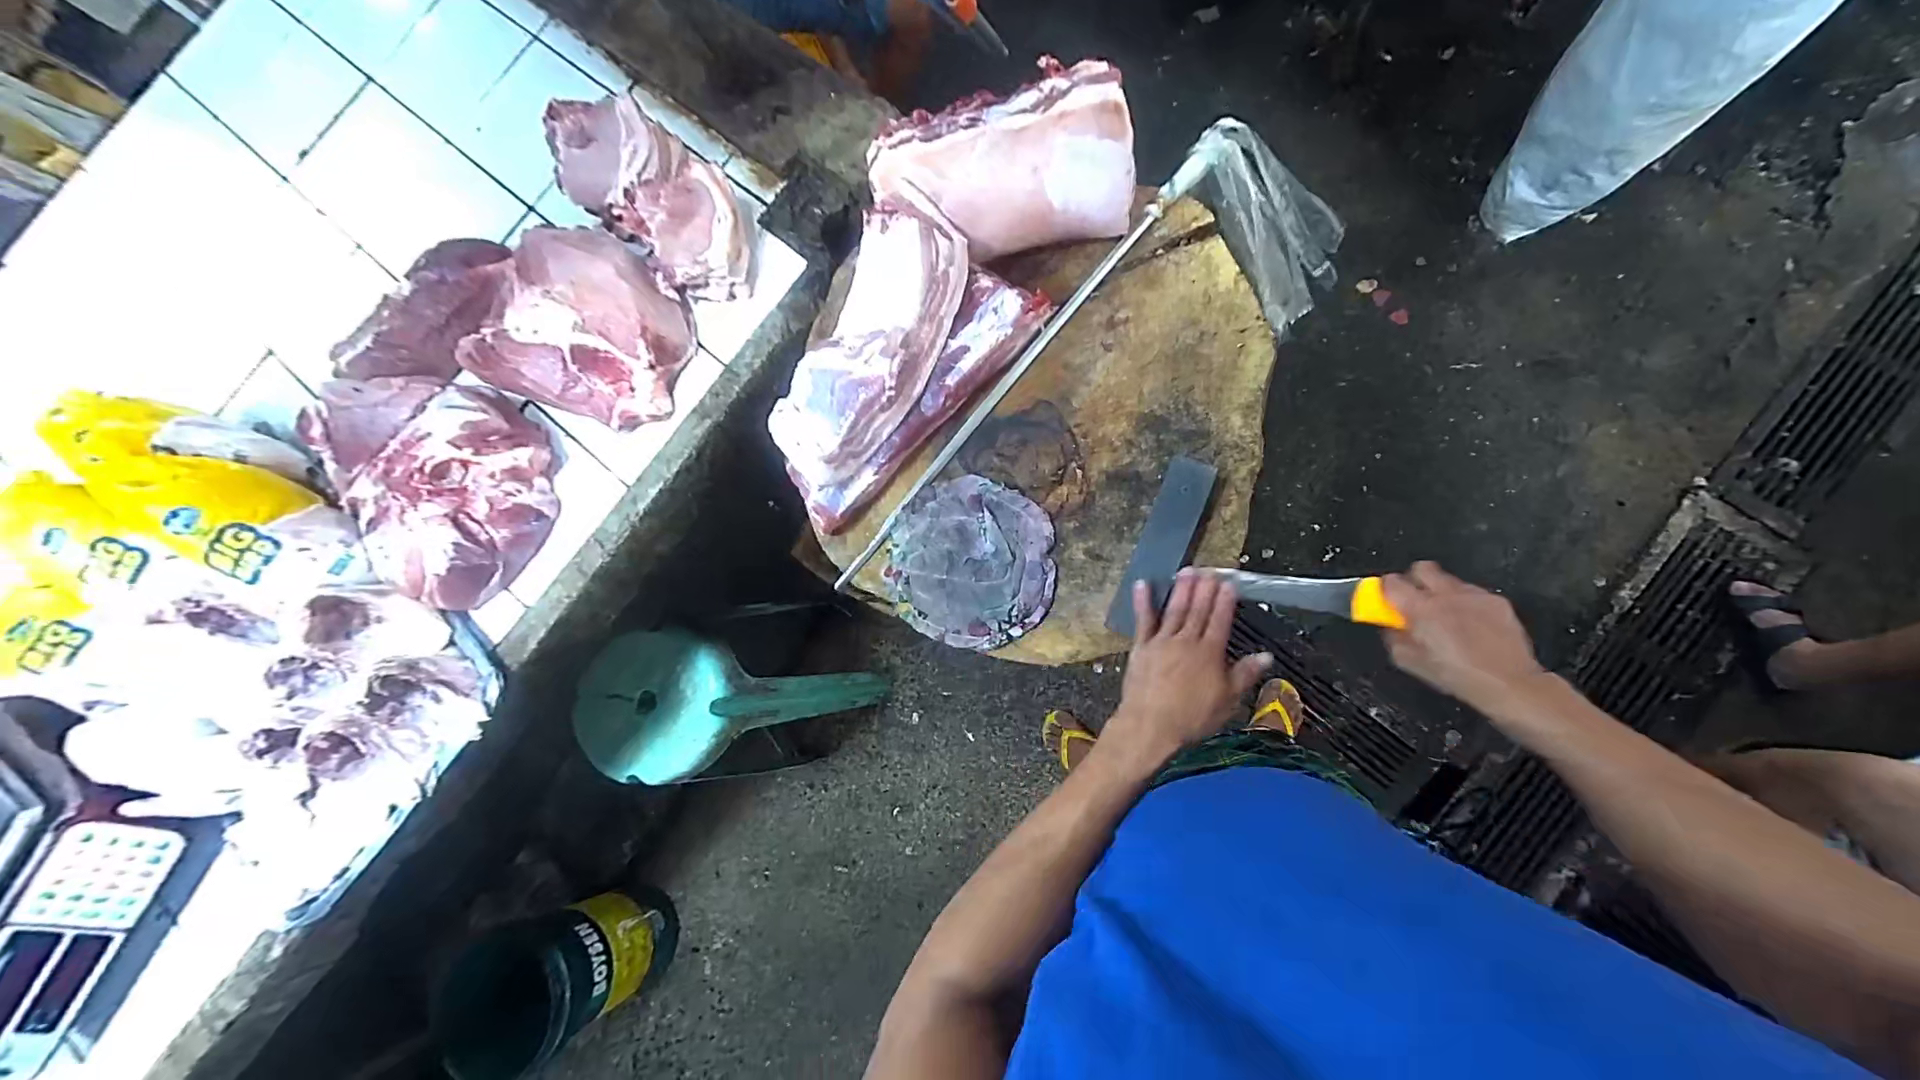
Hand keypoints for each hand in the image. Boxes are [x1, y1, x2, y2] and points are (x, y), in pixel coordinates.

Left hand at [1103, 570, 1272, 768]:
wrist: (1151, 724)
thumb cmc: (1192, 717)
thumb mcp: (1227, 700)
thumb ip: (1244, 674)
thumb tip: (1266, 657)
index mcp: (1210, 653)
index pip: (1220, 620)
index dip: (1225, 601)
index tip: (1229, 583)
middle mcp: (1186, 642)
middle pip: (1198, 610)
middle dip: (1205, 588)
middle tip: (1209, 569)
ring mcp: (1162, 642)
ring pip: (1174, 610)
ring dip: (1181, 589)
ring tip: (1187, 571)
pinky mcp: (1141, 647)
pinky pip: (1143, 620)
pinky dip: (1142, 602)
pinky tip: (1142, 584)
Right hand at [1380, 561, 1546, 710]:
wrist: (1509, 683)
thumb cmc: (1457, 675)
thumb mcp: (1410, 662)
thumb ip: (1394, 637)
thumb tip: (1392, 626)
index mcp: (1420, 608)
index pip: (1391, 582)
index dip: (1385, 590)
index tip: (1386, 602)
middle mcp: (1446, 595)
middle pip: (1421, 569)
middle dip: (1414, 581)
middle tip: (1415, 602)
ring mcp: (1474, 595)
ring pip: (1449, 580)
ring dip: (1442, 593)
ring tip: (1448, 618)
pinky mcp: (1497, 601)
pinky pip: (1473, 593)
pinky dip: (1467, 603)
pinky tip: (1472, 625)